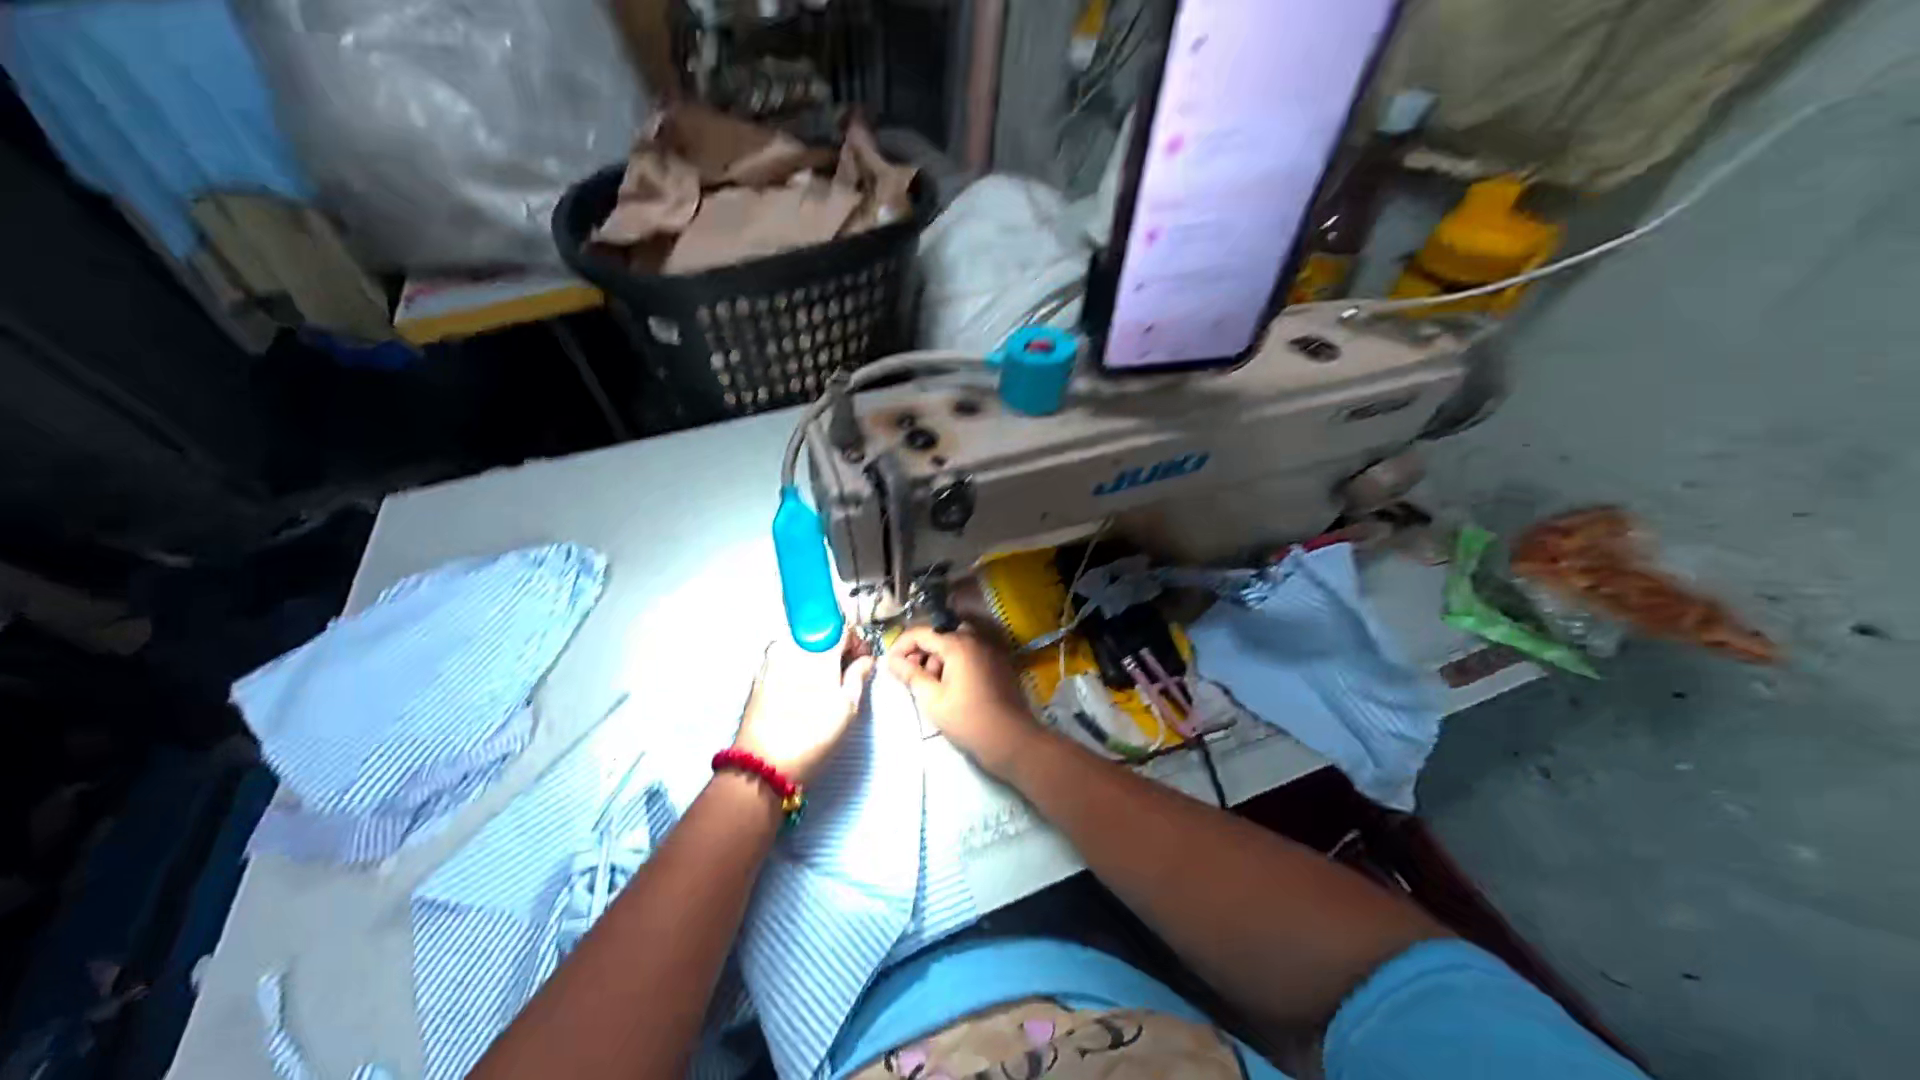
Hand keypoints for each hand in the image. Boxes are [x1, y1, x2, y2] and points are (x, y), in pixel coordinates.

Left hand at [732, 637, 874, 785]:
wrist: (763, 766)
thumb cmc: (812, 737)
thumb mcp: (847, 709)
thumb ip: (858, 676)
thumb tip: (866, 660)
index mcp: (816, 650)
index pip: (841, 626)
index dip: (856, 640)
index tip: (862, 660)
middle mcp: (791, 645)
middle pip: (820, 631)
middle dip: (836, 645)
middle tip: (846, 670)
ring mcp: (771, 658)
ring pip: (802, 642)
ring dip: (817, 653)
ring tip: (826, 680)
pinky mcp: (759, 672)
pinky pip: (786, 655)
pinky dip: (800, 662)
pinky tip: (806, 686)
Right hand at [886, 625, 1041, 777]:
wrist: (1011, 740)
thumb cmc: (968, 720)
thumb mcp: (932, 699)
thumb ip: (910, 675)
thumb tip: (892, 660)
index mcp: (958, 644)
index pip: (921, 633)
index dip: (901, 646)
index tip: (890, 664)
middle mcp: (975, 640)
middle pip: (939, 636)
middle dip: (921, 653)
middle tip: (912, 678)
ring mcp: (989, 650)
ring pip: (955, 645)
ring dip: (938, 659)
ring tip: (932, 687)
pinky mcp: (997, 663)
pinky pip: (970, 654)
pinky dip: (955, 664)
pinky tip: (951, 688)